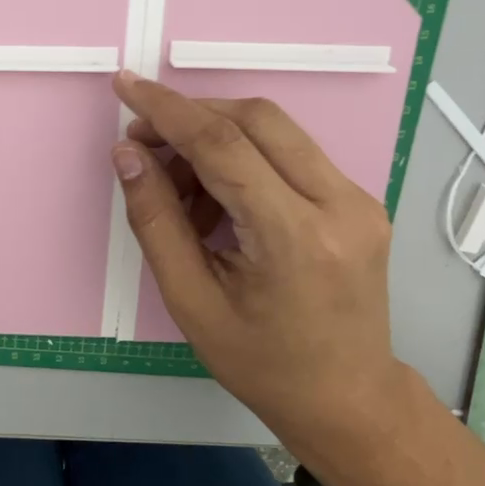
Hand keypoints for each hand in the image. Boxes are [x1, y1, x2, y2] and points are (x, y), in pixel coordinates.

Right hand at [110, 72, 404, 443]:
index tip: (126, 85)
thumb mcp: (190, 300)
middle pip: (257, 120)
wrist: (348, 400)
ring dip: (215, 140)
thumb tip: (127, 155)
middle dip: (190, 117)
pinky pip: (290, 155)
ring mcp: (357, 200)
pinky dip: (243, 160)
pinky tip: (216, 202)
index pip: (224, 145)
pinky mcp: (358, 202)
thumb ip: (155, 220)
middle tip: (143, 145)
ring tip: (177, 190)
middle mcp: (340, 204)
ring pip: (275, 131)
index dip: (168, 110)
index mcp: (296, 237)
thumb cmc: (261, 363)